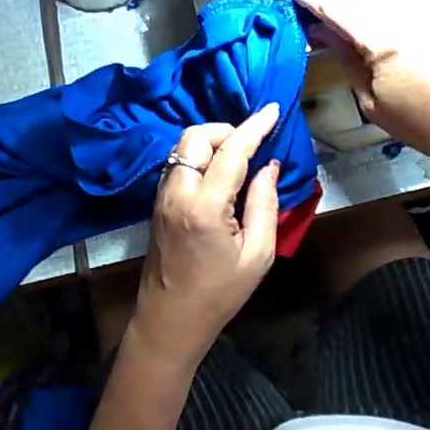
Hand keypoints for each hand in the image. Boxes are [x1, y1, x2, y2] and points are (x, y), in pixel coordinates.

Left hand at [127, 105, 282, 366]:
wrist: (170, 319)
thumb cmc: (219, 294)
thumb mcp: (257, 255)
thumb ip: (264, 205)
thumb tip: (269, 166)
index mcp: (204, 207)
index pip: (231, 152)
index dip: (254, 127)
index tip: (272, 110)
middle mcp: (177, 194)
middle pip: (195, 138)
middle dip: (225, 131)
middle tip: (252, 145)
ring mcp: (162, 198)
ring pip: (181, 148)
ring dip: (210, 143)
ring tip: (238, 158)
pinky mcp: (157, 205)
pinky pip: (176, 165)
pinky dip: (198, 157)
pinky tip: (217, 173)